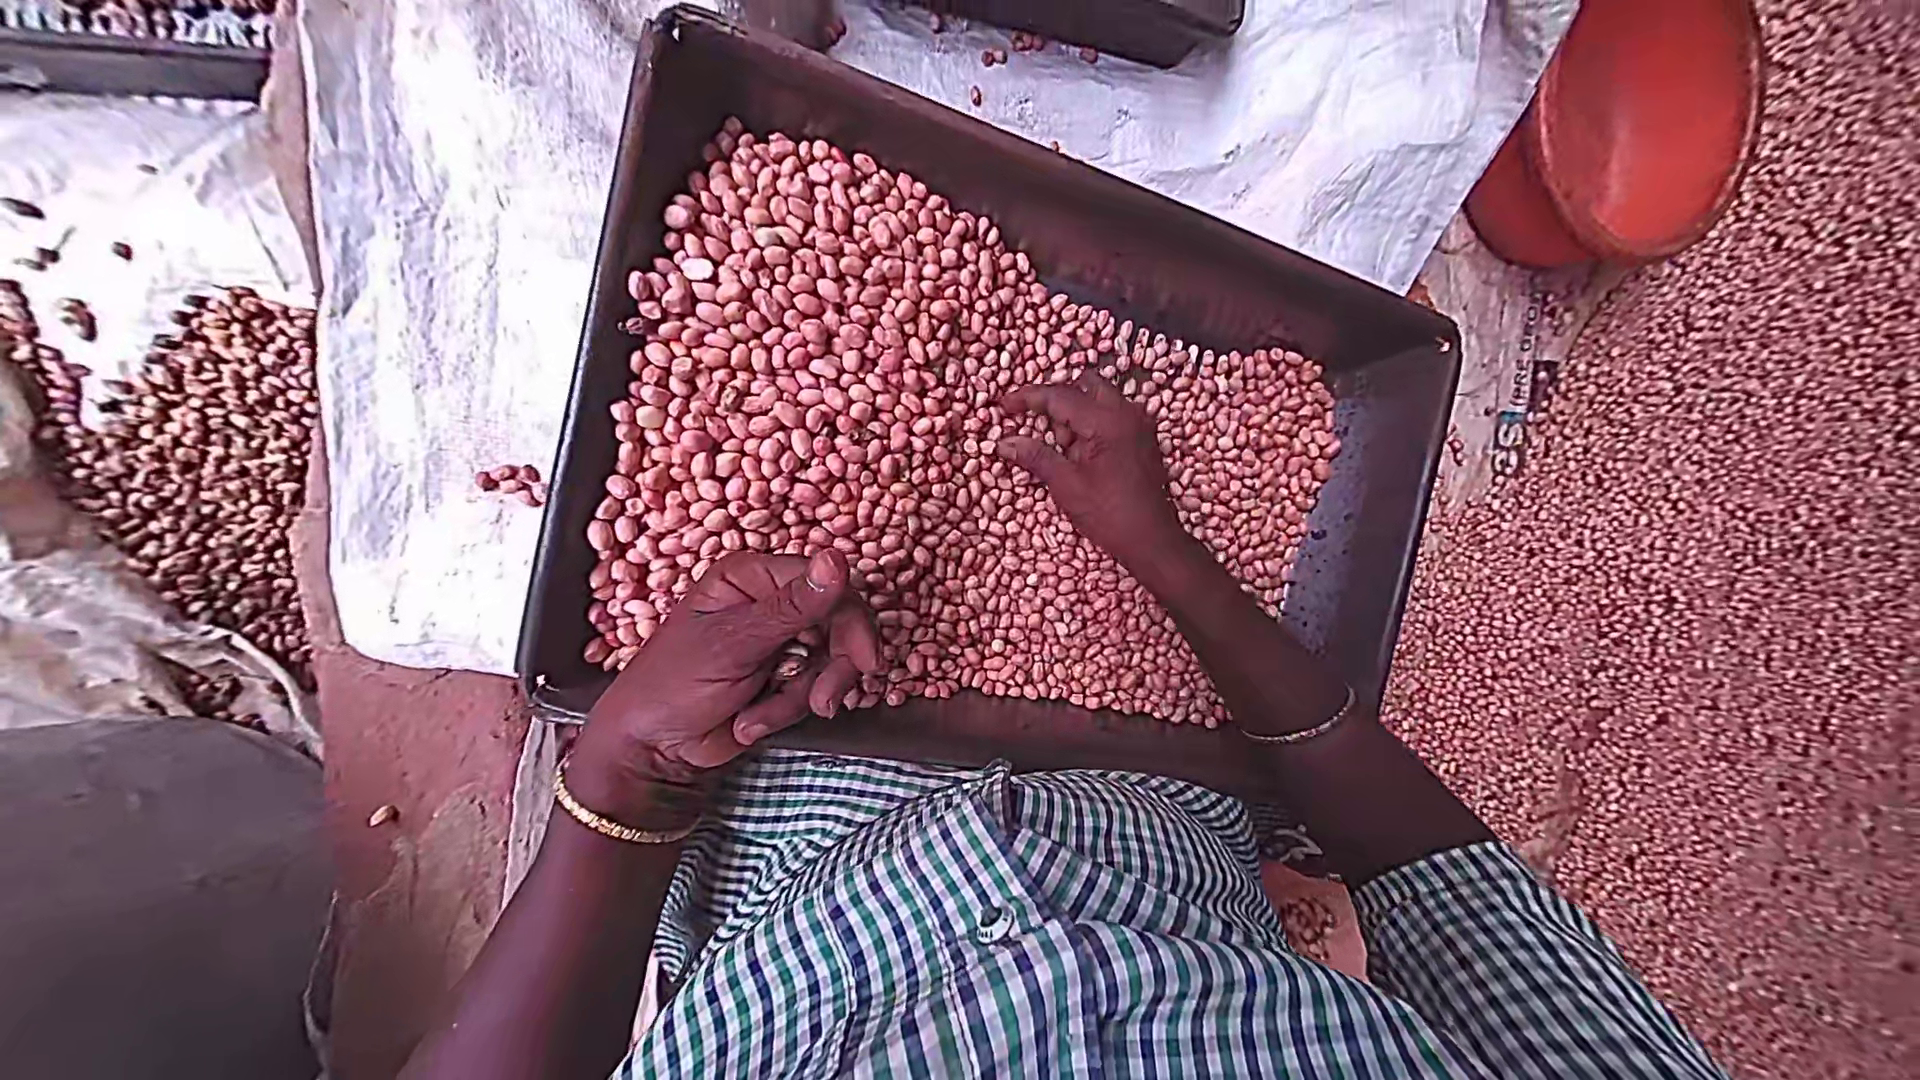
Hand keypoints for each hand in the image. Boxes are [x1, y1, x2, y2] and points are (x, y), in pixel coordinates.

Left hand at [566, 549, 880, 828]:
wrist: (650, 749)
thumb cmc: (673, 684)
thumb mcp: (733, 643)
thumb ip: (792, 607)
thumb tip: (838, 560)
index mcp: (753, 577)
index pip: (825, 581)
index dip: (850, 618)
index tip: (865, 659)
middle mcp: (773, 600)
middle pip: (839, 621)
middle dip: (832, 667)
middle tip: (824, 701)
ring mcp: (782, 639)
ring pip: (832, 658)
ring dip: (804, 695)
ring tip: (763, 716)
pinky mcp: (787, 674)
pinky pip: (815, 686)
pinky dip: (789, 709)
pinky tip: (751, 721)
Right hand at [997, 372, 1188, 567]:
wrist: (1152, 540)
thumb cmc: (1110, 516)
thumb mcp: (1066, 485)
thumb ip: (1036, 457)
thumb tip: (1005, 443)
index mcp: (1108, 421)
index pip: (1060, 396)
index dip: (1028, 398)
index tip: (1005, 405)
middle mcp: (1128, 414)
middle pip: (1084, 386)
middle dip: (1055, 402)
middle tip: (1036, 427)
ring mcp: (1139, 425)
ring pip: (1099, 400)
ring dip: (1074, 416)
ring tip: (1061, 452)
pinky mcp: (1143, 440)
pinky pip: (1112, 417)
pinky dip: (1090, 427)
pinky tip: (1079, 457)